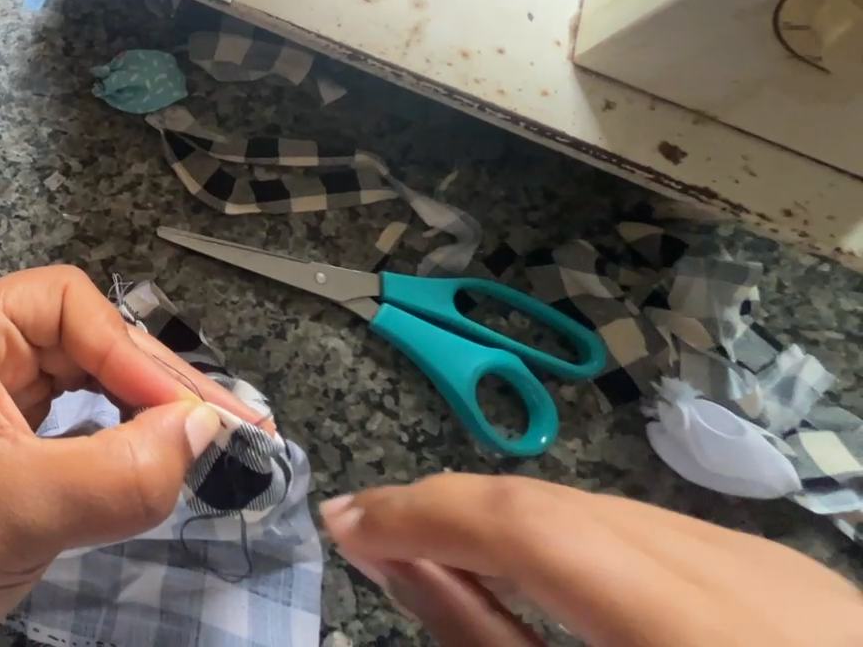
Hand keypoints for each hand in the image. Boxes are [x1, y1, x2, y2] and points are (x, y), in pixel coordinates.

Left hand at [0, 266, 270, 645]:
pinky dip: (120, 432)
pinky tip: (156, 451)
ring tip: (210, 436)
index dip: (133, 352)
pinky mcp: (5, 427)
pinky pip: (75, 412)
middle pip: (84, 334)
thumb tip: (204, 430)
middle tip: (234, 426)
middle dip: (153, 379)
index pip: (66, 305)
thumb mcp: (19, 510)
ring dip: (144, 404)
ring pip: (86, 372)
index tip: (193, 415)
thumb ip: (117, 473)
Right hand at [322, 474, 862, 645]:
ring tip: (431, 546)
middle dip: (442, 510)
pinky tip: (532, 568)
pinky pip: (640, 530)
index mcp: (706, 632)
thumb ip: (484, 637)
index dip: (417, 512)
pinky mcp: (796, 577)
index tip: (342, 525)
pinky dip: (564, 536)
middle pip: (549, 504)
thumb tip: (392, 557)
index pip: (525, 525)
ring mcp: (785, 571)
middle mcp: (754, 579)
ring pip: (589, 507)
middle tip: (367, 532)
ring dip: (495, 520)